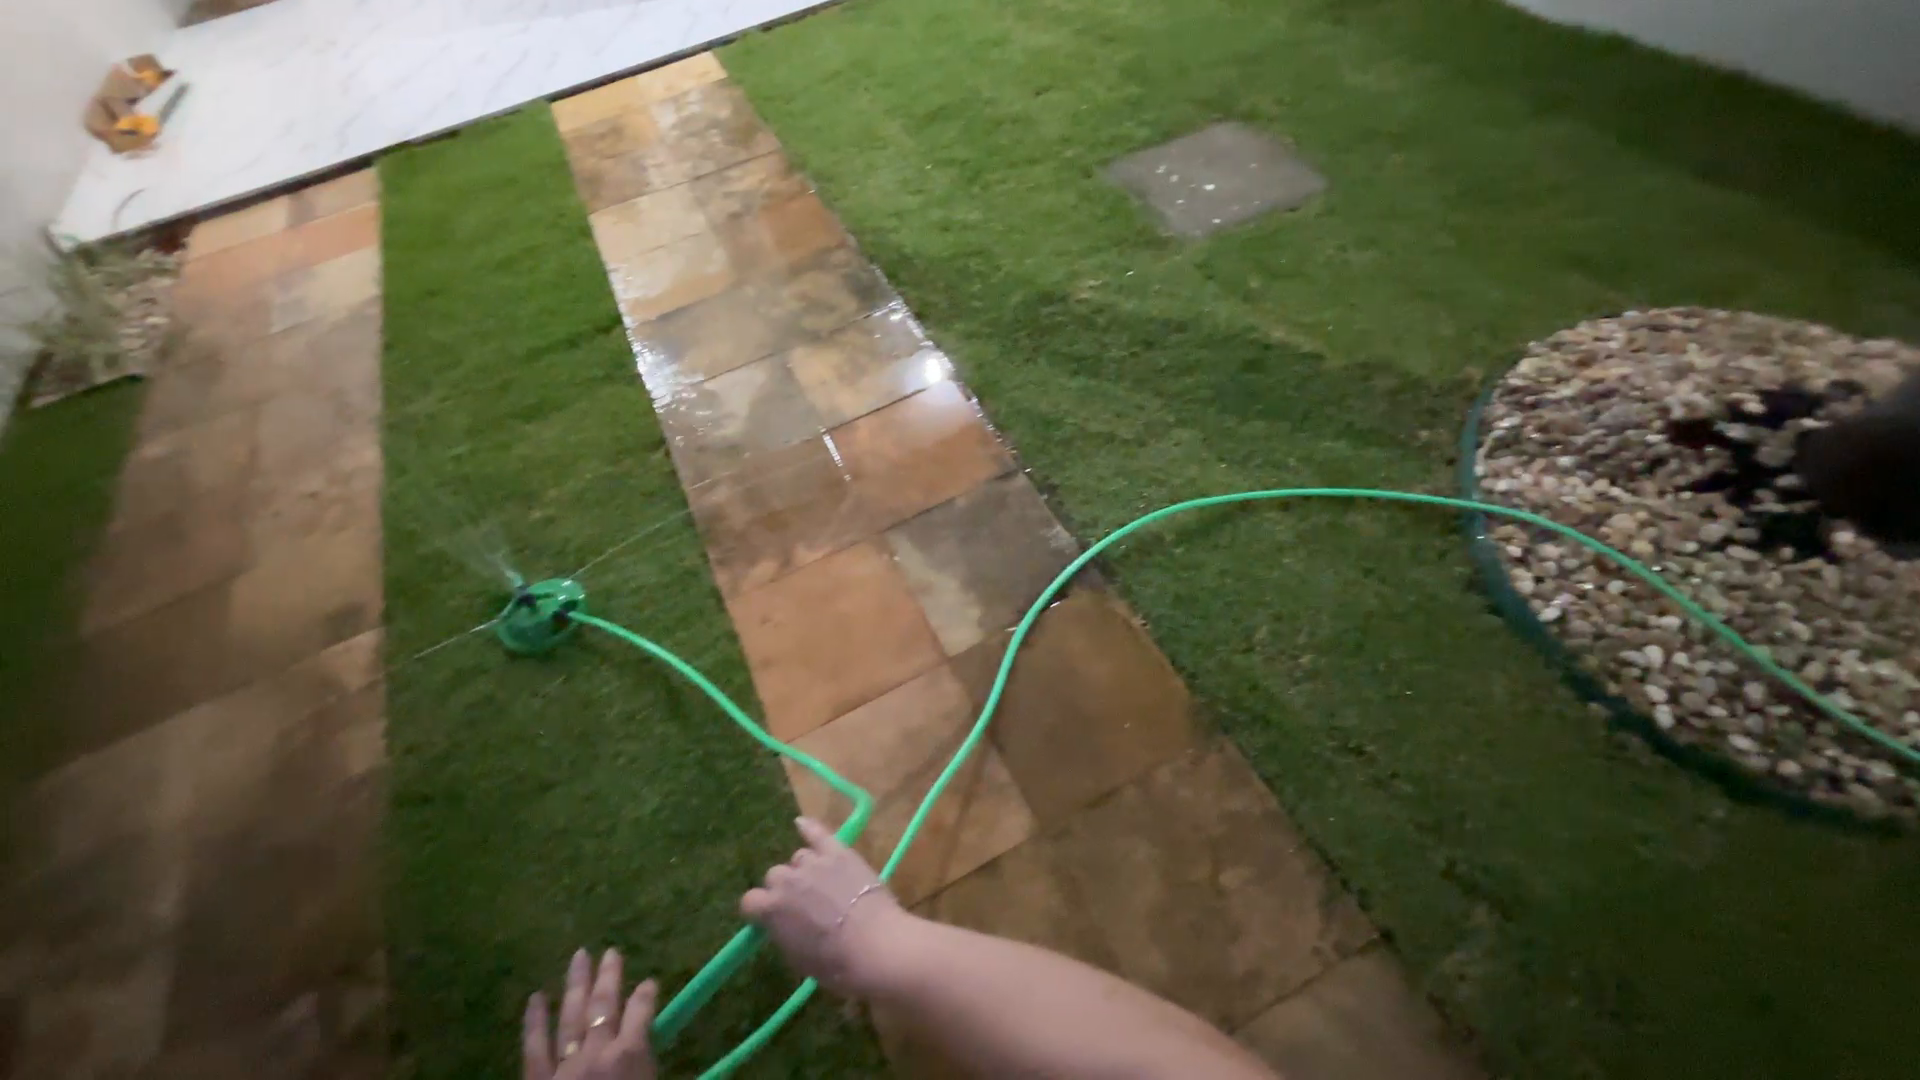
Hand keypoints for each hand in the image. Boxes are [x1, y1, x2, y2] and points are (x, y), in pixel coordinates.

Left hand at [524, 948, 656, 1079]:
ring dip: (576, 985)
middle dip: (610, 976)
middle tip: (611, 951)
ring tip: (579, 957)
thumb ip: (648, 1066)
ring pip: (571, 1016)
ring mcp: (564, 1066)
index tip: (649, 983)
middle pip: (605, 1005)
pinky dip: (534, 1021)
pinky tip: (535, 997)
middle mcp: (597, 1052)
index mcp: (630, 1055)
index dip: (647, 994)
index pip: (642, 1010)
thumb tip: (649, 1049)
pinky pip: (533, 1048)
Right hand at [740, 817, 911, 995]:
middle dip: (784, 888)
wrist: (875, 943)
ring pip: (799, 858)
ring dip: (804, 870)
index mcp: (772, 910)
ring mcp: (814, 863)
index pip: (750, 901)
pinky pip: (819, 833)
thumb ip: (784, 933)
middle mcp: (788, 880)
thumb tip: (783, 924)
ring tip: (820, 883)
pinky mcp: (839, 852)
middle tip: (801, 904)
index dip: (759, 910)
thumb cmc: (836, 964)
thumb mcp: (798, 958)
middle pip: (776, 875)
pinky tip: (801, 823)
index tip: (768, 917)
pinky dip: (810, 828)